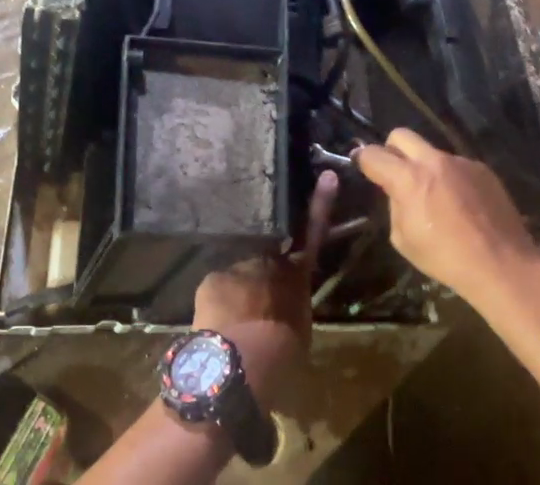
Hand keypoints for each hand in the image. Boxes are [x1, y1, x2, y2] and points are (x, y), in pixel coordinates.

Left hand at [191, 170, 339, 408]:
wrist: (240, 363)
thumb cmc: (281, 355)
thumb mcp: (299, 332)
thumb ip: (293, 309)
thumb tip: (284, 312)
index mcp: (297, 276)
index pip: (313, 234)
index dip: (321, 205)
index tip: (327, 176)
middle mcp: (269, 261)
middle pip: (266, 257)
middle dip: (263, 270)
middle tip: (256, 304)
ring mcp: (238, 265)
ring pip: (239, 272)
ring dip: (238, 289)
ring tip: (232, 324)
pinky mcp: (211, 277)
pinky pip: (216, 287)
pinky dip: (217, 302)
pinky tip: (214, 327)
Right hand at [355, 128, 539, 307]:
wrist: (501, 264)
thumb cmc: (445, 258)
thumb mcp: (403, 239)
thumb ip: (395, 205)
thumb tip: (397, 192)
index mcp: (408, 179)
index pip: (373, 154)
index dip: (363, 159)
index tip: (364, 167)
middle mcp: (433, 161)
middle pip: (401, 135)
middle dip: (392, 150)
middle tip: (397, 173)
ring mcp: (461, 162)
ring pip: (432, 152)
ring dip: (426, 168)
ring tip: (438, 198)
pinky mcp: (482, 169)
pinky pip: (457, 166)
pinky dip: (451, 178)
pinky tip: (462, 204)